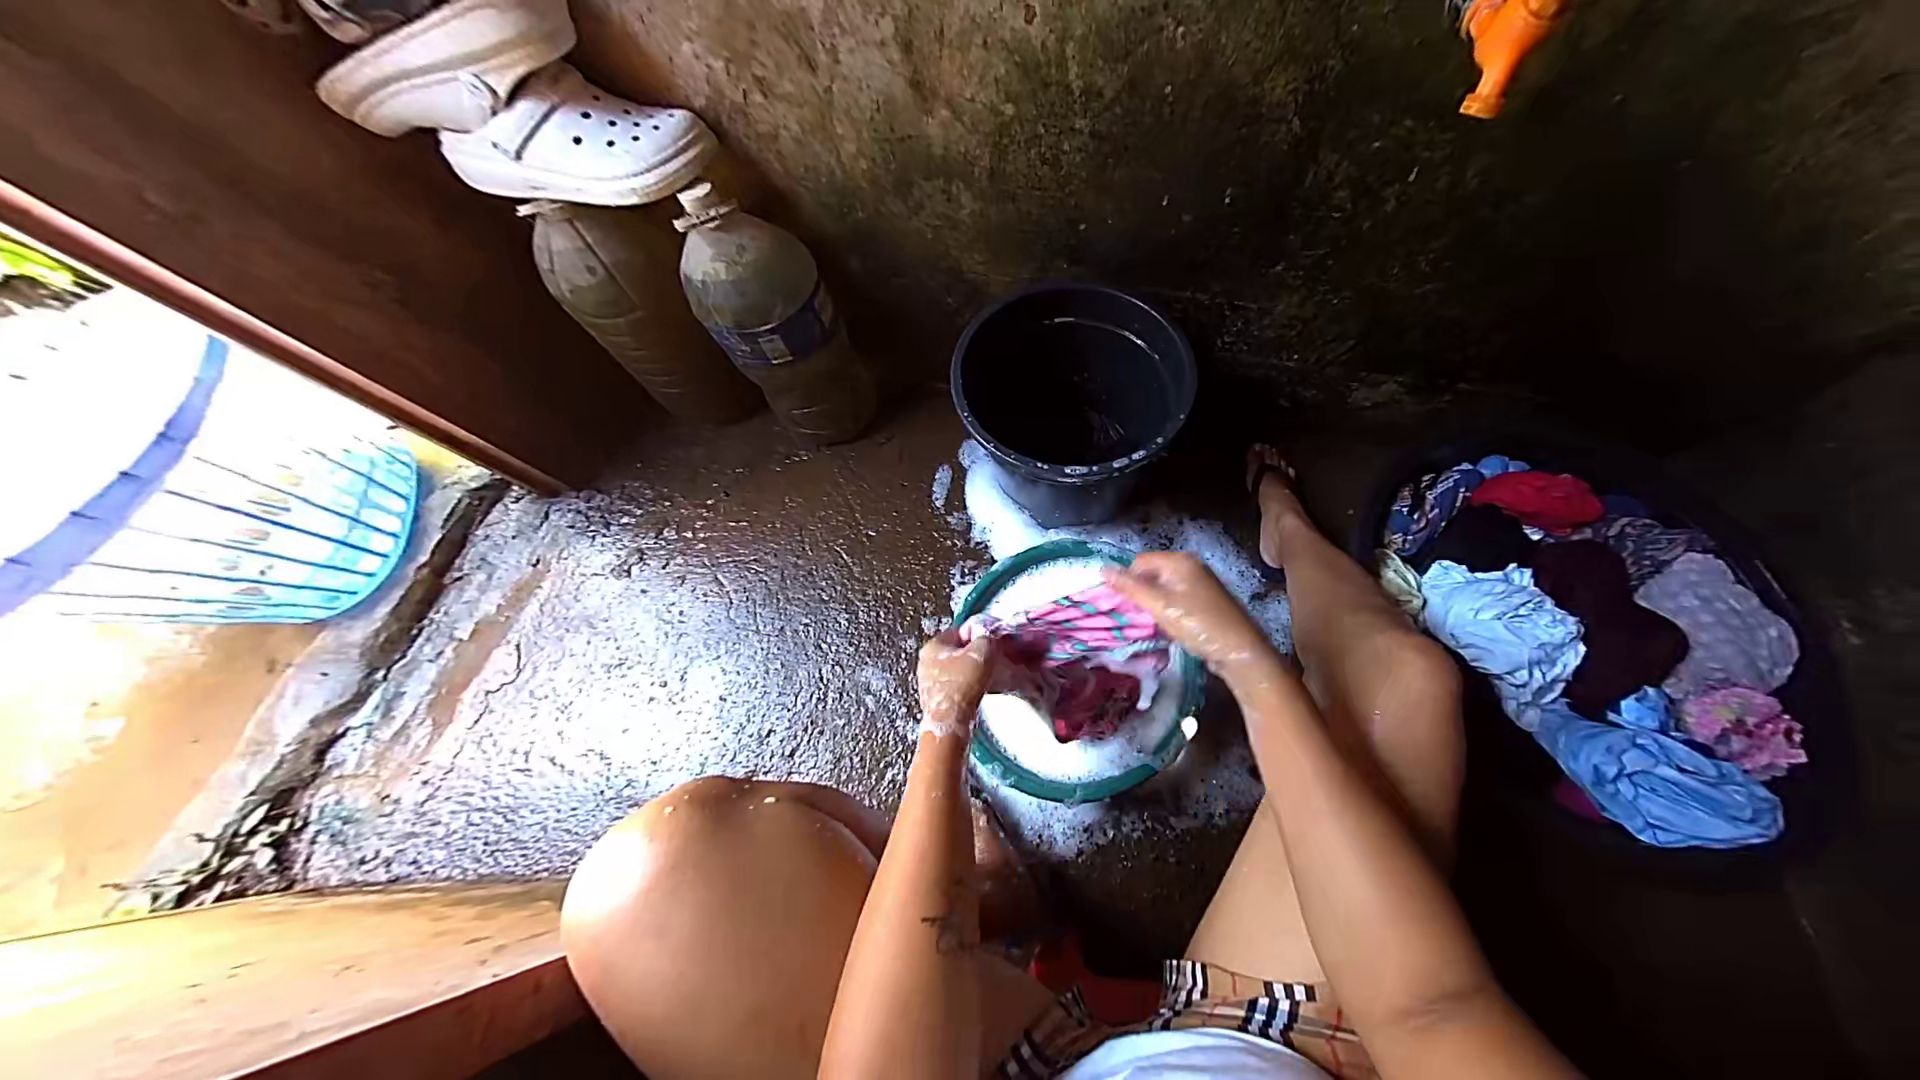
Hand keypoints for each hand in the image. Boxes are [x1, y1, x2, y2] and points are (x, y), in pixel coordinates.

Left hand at [916, 631, 994, 738]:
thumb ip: (986, 638)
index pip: (957, 632)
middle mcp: (924, 662)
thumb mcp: (983, 651)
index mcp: (932, 645)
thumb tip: (987, 637)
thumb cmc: (962, 684)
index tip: (988, 646)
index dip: (976, 638)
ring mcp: (926, 682)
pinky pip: (951, 688)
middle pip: (954, 652)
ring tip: (982, 680)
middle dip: (971, 657)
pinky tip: (973, 694)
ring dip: (967, 674)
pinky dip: (962, 689)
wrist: (950, 720)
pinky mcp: (931, 700)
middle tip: (986, 663)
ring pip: (953, 671)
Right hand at [1104, 552, 1278, 678]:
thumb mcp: (1158, 605)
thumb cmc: (1197, 624)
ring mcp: (1199, 583)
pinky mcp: (1204, 600)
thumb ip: (1129, 587)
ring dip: (1152, 605)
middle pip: (1150, 574)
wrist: (1239, 651)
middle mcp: (1190, 566)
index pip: (1138, 562)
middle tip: (1135, 616)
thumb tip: (1102, 570)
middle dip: (1139, 594)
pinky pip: (1175, 599)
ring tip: (1152, 623)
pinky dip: (1167, 611)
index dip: (1127, 581)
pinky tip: (1169, 627)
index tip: (1122, 605)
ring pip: (1162, 589)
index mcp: (1179, 560)